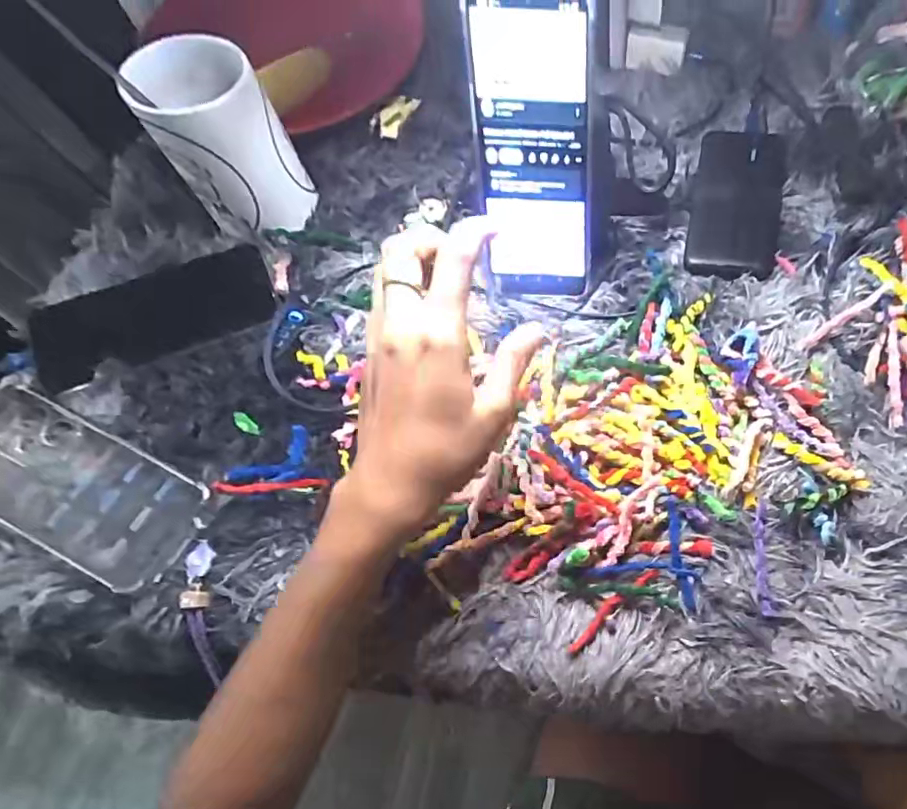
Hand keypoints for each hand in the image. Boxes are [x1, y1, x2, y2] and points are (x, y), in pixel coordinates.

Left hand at [334, 217, 548, 540]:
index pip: (452, 262)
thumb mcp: (494, 413)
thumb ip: (514, 363)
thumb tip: (538, 329)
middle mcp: (402, 324)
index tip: (495, 228)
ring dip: (412, 260)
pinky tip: (426, 313)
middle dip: (431, 237)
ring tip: (444, 277)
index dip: (474, 233)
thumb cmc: (448, 453)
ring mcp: (379, 335)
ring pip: (383, 270)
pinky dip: (401, 286)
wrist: (390, 483)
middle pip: (400, 250)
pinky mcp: (369, 351)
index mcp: (439, 336)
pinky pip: (380, 297)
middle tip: (460, 255)